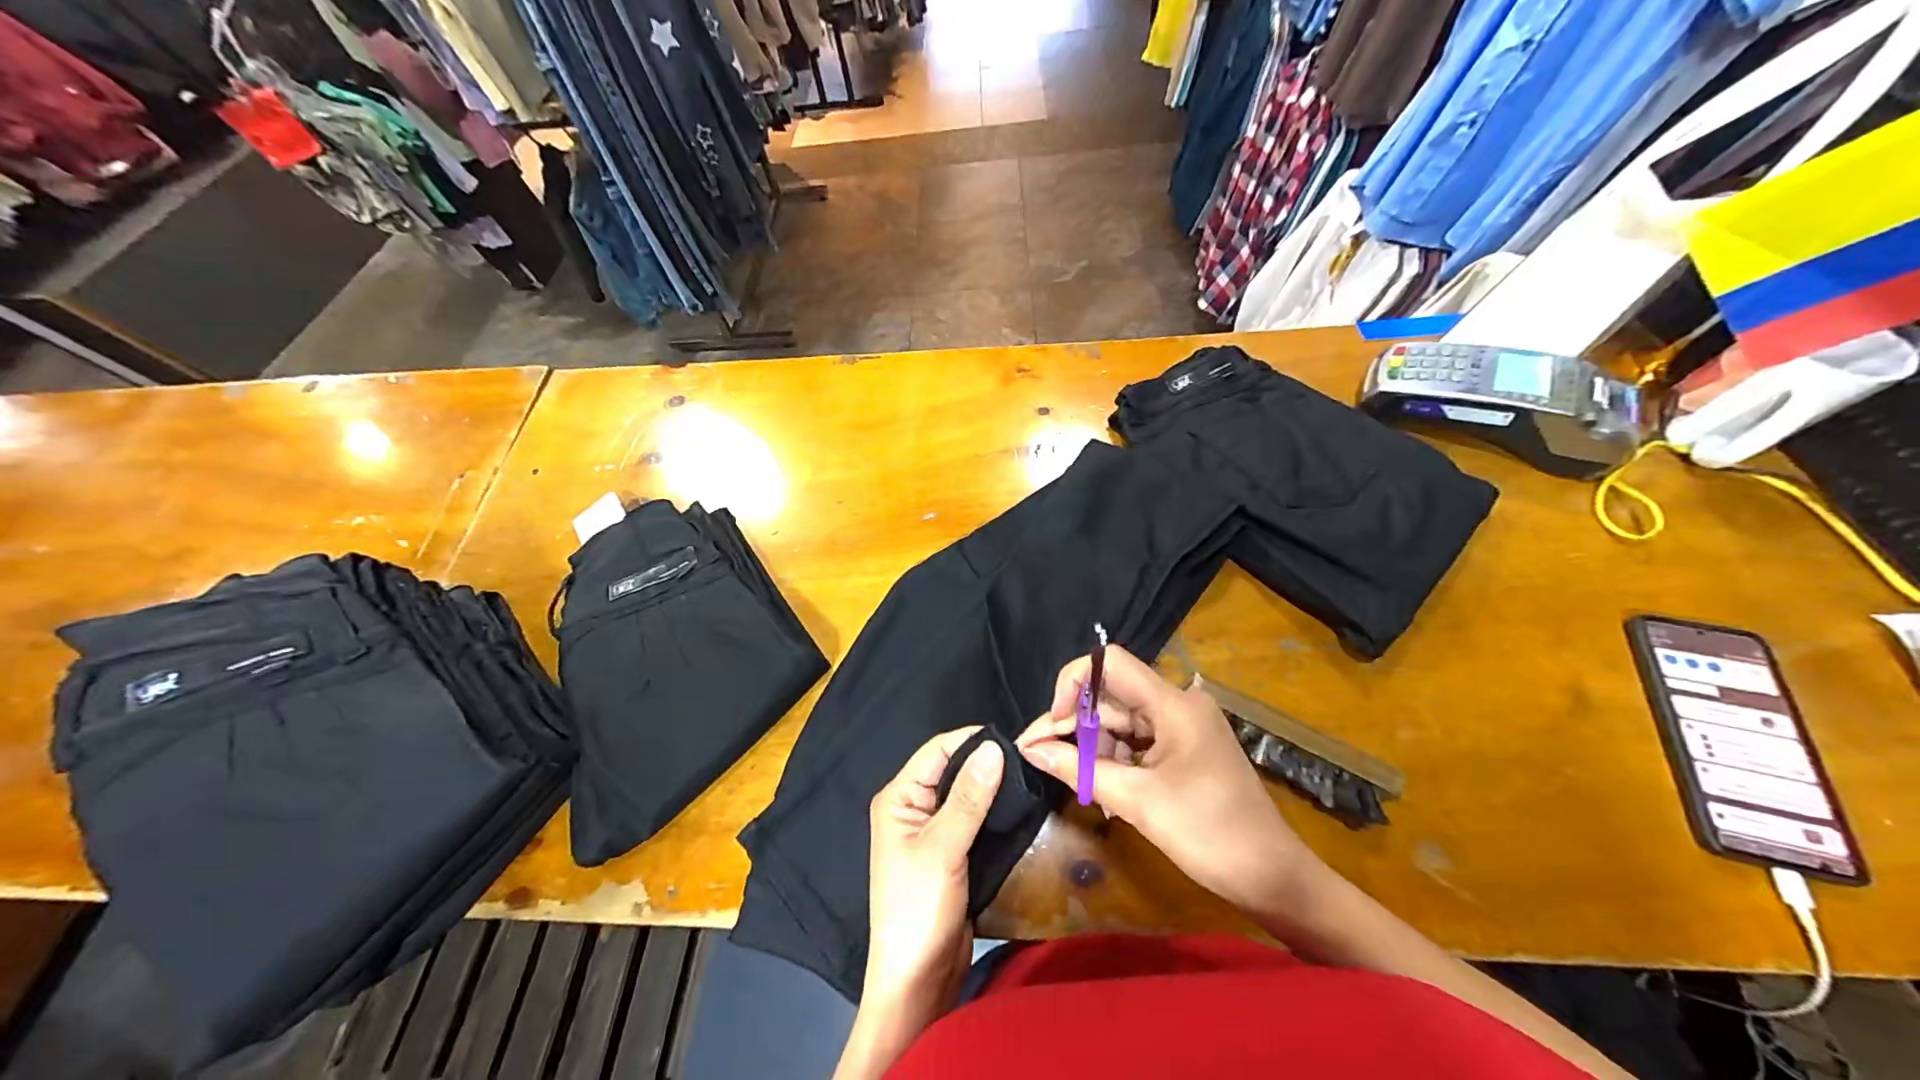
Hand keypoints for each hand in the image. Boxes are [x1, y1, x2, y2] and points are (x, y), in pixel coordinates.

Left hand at [862, 726, 1003, 1015]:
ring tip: (1032, 777)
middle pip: (952, 769)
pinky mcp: (952, 853)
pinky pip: (975, 821)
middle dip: (986, 762)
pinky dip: (995, 812)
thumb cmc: (918, 910)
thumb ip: (969, 798)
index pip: (937, 751)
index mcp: (898, 798)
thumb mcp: (944, 849)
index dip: (972, 740)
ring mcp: (932, 831)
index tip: (1015, 739)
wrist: (917, 980)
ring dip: (994, 787)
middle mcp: (913, 808)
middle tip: (1031, 758)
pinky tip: (1021, 807)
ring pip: (967, 795)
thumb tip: (994, 748)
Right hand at [1017, 646, 1318, 913]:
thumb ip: (1078, 769)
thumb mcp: (1137, 801)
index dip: (1074, 685)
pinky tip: (1095, 786)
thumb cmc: (1209, 833)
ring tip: (1070, 780)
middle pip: (1112, 697)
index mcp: (1174, 704)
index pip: (1110, 664)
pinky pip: (1137, 743)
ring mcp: (1182, 729)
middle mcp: (1178, 705)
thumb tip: (1029, 748)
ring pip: (1121, 723)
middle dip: (1074, 725)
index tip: (1054, 726)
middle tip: (1038, 754)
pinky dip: (1113, 761)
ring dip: (1092, 748)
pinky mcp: (1183, 751)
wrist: (1273, 877)